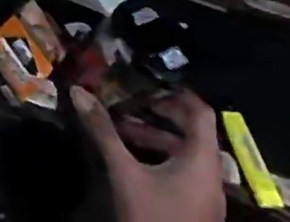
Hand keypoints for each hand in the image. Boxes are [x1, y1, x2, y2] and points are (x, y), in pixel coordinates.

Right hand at [72, 87, 225, 221]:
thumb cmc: (153, 217)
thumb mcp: (124, 172)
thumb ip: (104, 131)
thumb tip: (78, 91)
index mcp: (201, 161)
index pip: (200, 112)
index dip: (176, 92)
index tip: (145, 80)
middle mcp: (210, 175)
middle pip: (191, 131)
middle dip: (156, 113)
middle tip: (125, 99)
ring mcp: (205, 194)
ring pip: (184, 152)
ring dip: (153, 135)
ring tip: (119, 127)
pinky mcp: (196, 207)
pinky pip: (182, 170)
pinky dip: (159, 155)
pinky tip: (130, 156)